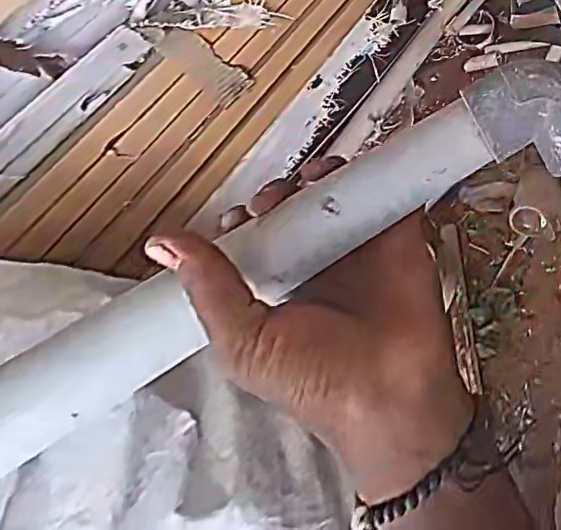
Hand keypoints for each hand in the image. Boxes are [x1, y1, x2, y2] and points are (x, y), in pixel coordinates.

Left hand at [146, 157, 471, 501]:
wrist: (390, 391)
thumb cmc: (316, 381)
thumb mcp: (245, 342)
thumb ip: (210, 288)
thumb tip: (162, 244)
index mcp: (284, 287)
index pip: (260, 238)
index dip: (248, 219)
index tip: (241, 215)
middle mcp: (321, 262)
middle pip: (298, 207)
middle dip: (283, 192)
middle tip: (279, 197)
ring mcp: (361, 244)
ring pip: (338, 193)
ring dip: (324, 176)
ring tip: (315, 178)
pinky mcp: (398, 233)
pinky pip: (384, 190)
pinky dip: (372, 170)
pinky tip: (353, 170)